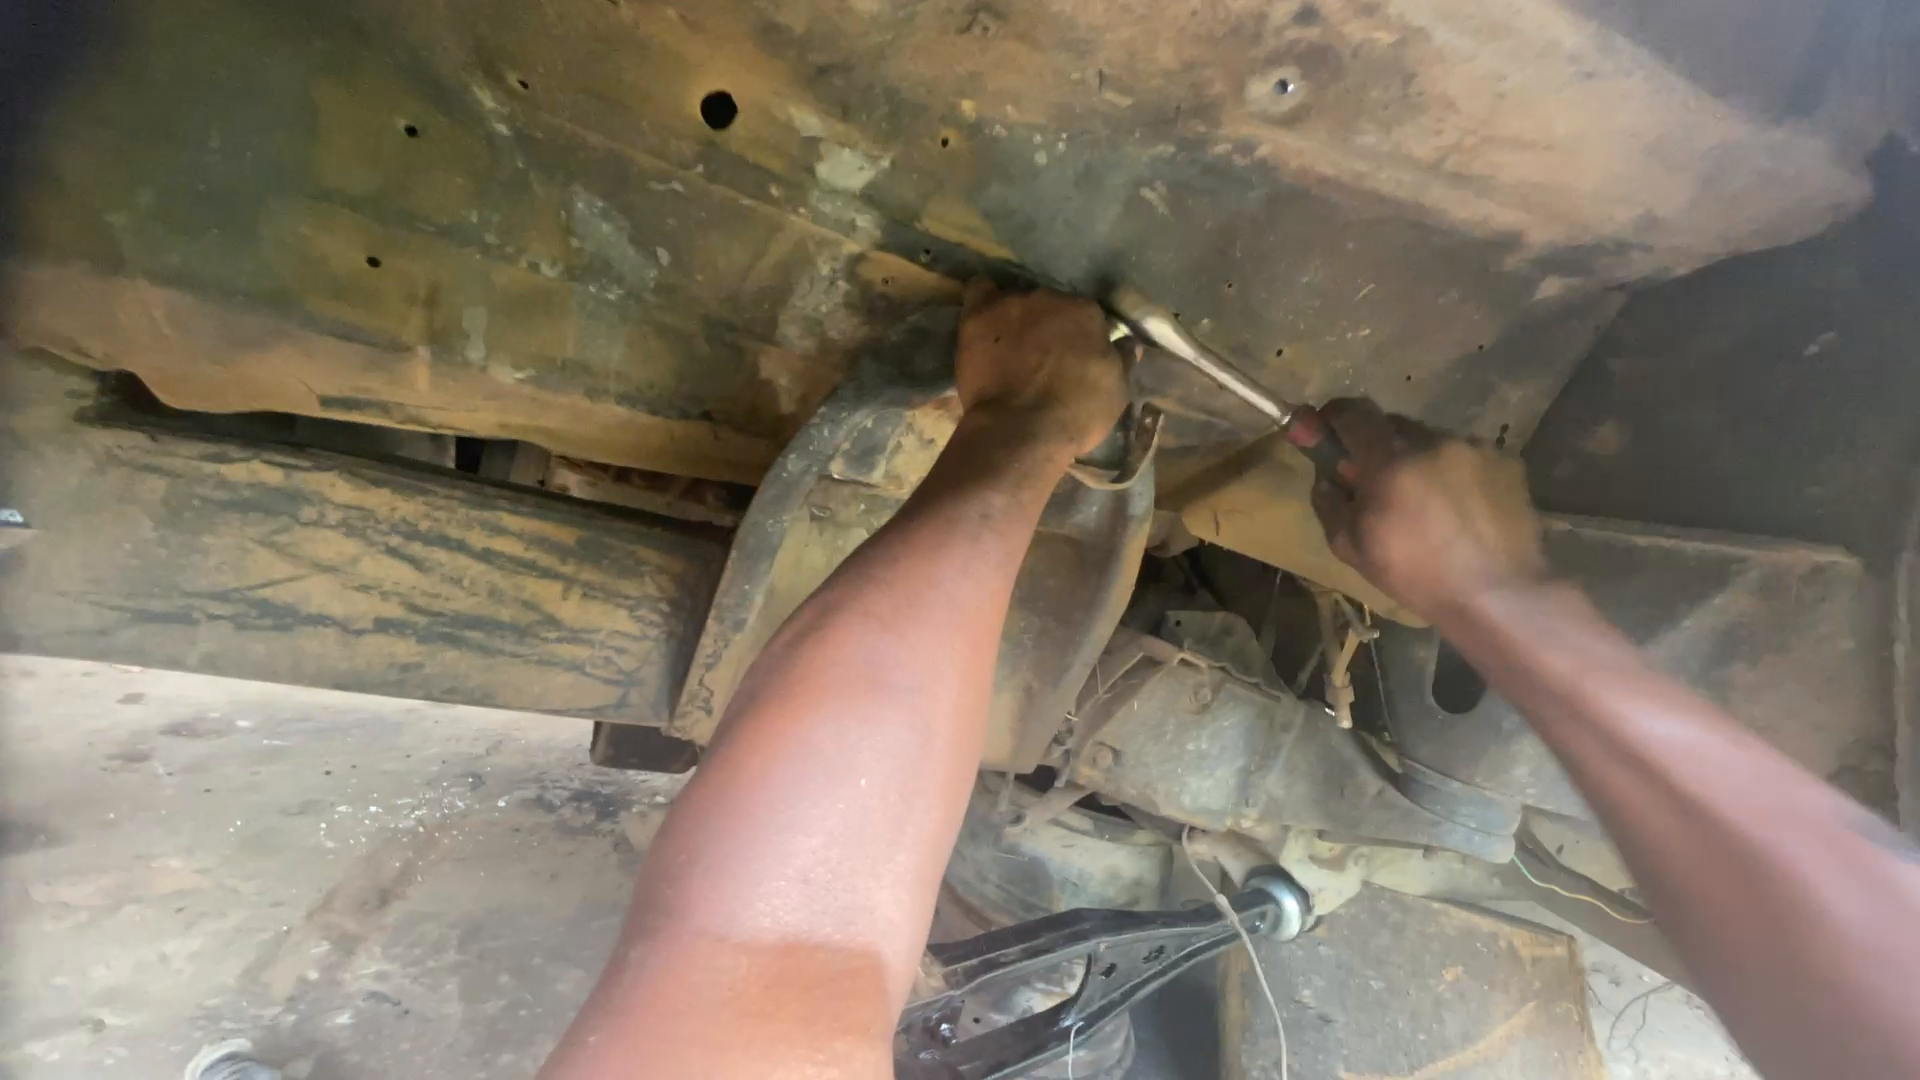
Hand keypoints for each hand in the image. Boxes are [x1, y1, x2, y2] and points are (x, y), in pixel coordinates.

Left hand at [954, 280, 1128, 457]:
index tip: (1074, 359)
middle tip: (1042, 357)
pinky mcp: (977, 317)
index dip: (1080, 339)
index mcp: (1087, 312)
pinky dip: (984, 301)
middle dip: (1049, 326)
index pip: (1087, 316)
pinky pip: (979, 291)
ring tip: (1012, 345)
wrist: (1018, 431)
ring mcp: (1011, 304)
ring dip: (1018, 318)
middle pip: (1051, 305)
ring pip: (1018, 301)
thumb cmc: (1074, 416)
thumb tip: (1126, 343)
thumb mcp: (1115, 393)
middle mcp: (1050, 297)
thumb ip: (1121, 361)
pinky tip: (986, 319)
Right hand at [1310, 398, 1545, 620]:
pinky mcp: (1507, 461)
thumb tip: (1326, 478)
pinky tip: (1457, 506)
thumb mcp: (1350, 546)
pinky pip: (1465, 455)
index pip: (1353, 413)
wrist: (1499, 594)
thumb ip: (1329, 503)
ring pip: (1430, 440)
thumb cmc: (1415, 574)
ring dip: (1417, 459)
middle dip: (1377, 445)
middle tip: (1376, 480)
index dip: (1334, 416)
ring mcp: (1475, 449)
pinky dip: (1452, 471)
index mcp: (1389, 462)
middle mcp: (1433, 443)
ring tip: (1423, 499)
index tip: (1328, 431)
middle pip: (1392, 424)